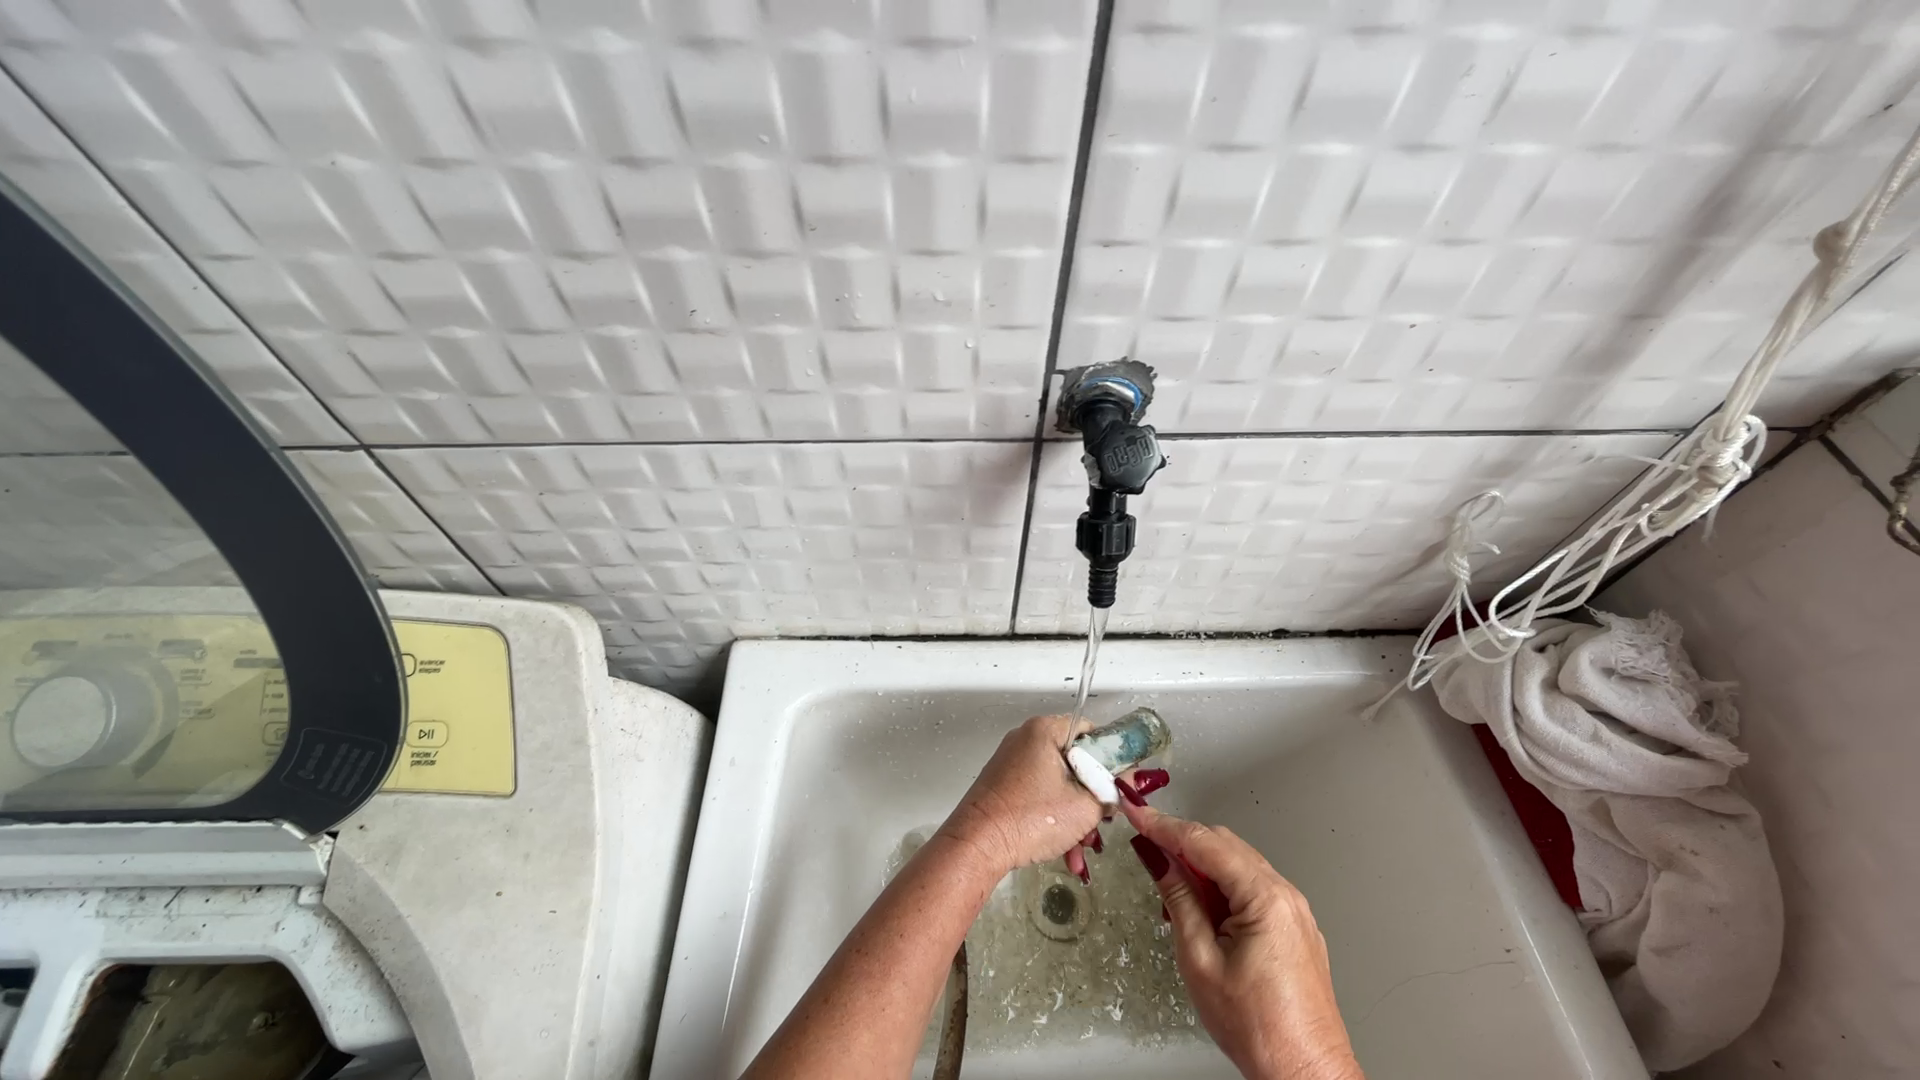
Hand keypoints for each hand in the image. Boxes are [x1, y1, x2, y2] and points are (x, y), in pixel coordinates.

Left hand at [937, 715, 1103, 877]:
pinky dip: (1055, 819)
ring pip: (1059, 784)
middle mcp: (1026, 739)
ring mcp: (1012, 763)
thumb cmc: (1031, 818)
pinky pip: (1040, 795)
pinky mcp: (1004, 785)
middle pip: (1076, 762)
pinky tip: (1066, 853)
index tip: (1119, 785)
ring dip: (1076, 817)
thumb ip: (1112, 789)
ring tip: (1082, 850)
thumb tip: (1127, 780)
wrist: (976, 845)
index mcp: (1044, 730)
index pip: (1091, 731)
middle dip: (1092, 797)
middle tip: (1102, 822)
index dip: (1111, 758)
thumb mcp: (1085, 806)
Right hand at [1122, 802, 1364, 1079]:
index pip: (1204, 842)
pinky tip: (1199, 904)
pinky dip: (1221, 885)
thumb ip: (1178, 899)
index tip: (1134, 811)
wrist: (1307, 1074)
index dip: (1163, 824)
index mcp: (1264, 898)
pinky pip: (1252, 888)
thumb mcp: (1200, 960)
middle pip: (1224, 846)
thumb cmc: (1258, 1027)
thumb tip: (1156, 858)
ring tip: (1166, 878)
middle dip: (1181, 840)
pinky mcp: (1294, 928)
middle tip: (1143, 841)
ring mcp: (1294, 911)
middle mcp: (1286, 895)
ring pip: (1238, 865)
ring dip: (1200, 864)